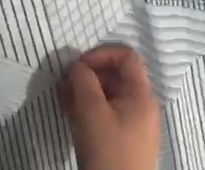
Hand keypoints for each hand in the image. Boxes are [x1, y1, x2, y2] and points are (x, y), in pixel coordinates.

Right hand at [59, 44, 161, 169]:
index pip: (126, 57)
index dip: (101, 54)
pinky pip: (107, 114)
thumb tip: (78, 66)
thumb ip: (83, 79)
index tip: (79, 66)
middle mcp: (142, 107)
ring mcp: (134, 126)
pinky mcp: (124, 141)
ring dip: (84, 92)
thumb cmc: (107, 150)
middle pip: (115, 75)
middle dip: (87, 74)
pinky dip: (89, 109)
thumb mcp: (91, 110)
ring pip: (108, 96)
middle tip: (64, 83)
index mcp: (141, 95)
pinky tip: (70, 113)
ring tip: (62, 98)